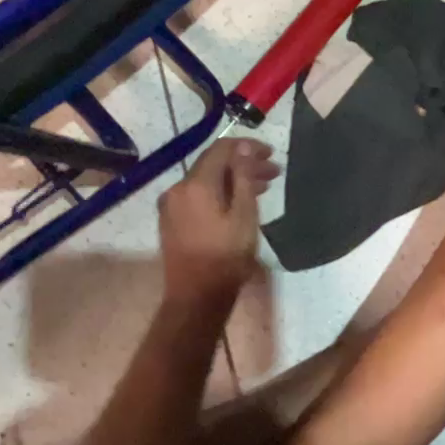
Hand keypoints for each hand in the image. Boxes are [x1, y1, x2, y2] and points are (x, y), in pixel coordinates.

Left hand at [158, 138, 280, 300]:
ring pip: (206, 181)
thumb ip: (243, 176)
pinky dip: (219, 193)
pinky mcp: (171, 220)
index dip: (248, 147)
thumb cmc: (226, 256)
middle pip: (214, 164)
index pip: (222, 149)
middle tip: (273, 172)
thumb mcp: (244, 214)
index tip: (271, 154)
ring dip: (234, 180)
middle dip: (244, 164)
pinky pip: (198, 195)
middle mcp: (178, 188)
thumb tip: (244, 146)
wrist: (196, 297)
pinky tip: (238, 203)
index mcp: (196, 184)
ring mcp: (171, 205)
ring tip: (262, 188)